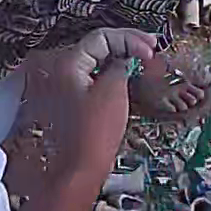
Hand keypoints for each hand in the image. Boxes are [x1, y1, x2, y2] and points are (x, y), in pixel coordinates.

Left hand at [22, 29, 155, 191]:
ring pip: (94, 63)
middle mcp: (59, 70)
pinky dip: (109, 74)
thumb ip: (119, 66)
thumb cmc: (94, 132)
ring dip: (118, 58)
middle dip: (125, 45)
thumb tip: (124, 58)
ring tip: (143, 59)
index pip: (102, 37)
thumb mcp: (113, 92)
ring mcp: (61, 87)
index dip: (129, 39)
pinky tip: (126, 76)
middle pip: (96, 47)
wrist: (75, 173)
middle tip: (151, 48)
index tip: (150, 50)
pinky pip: (90, 78)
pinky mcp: (67, 102)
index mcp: (68, 63)